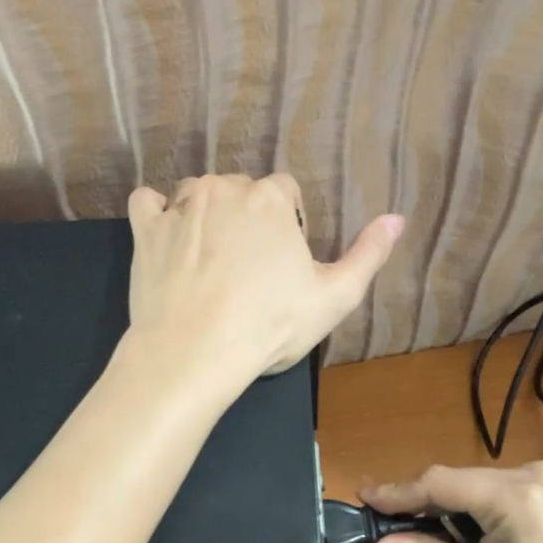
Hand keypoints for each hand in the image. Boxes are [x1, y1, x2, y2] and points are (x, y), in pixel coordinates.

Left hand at [124, 173, 402, 382]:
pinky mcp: (145, 230)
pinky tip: (168, 239)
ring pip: (198, 193)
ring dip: (206, 214)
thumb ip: (368, 254)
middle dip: (247, 219)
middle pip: (241, 191)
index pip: (285, 192)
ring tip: (210, 260)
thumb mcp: (334, 298)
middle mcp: (223, 190)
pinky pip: (148, 202)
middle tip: (249, 269)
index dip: (288, 225)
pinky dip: (158, 214)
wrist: (194, 353)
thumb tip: (396, 217)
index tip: (283, 263)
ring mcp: (180, 207)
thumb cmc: (269, 326)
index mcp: (270, 200)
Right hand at [361, 462, 542, 542]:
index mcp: (515, 495)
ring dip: (445, 525)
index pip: (439, 483)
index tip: (362, 500)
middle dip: (421, 518)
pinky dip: (470, 523)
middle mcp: (530, 474)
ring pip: (470, 492)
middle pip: (453, 485)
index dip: (398, 493)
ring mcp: (542, 482)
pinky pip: (492, 498)